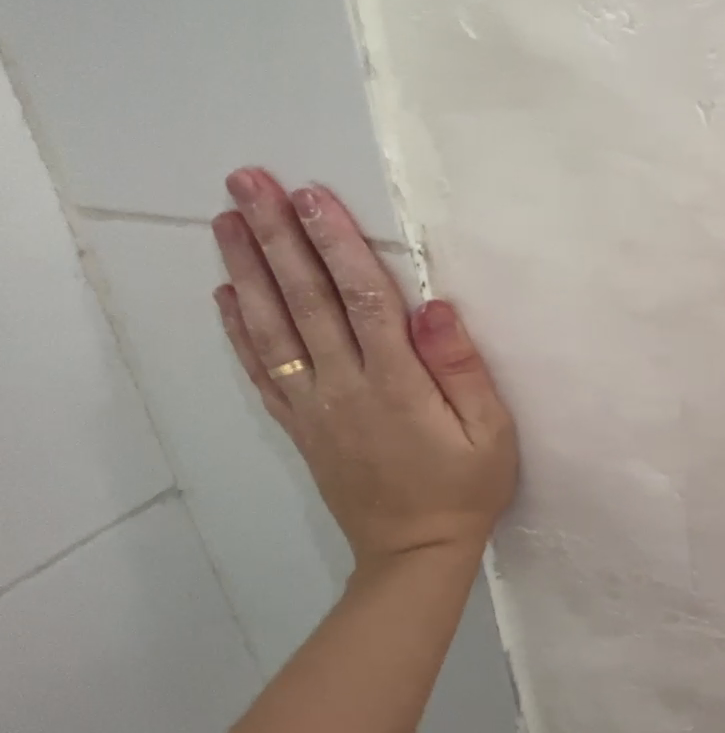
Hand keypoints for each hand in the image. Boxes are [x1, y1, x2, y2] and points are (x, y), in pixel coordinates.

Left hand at [212, 167, 517, 567]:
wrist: (416, 549)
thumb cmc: (469, 485)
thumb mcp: (491, 430)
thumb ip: (461, 368)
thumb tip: (435, 306)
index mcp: (396, 384)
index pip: (363, 300)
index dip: (338, 246)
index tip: (313, 198)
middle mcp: (343, 386)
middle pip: (306, 301)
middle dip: (277, 238)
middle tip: (247, 183)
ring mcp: (313, 406)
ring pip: (272, 328)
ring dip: (247, 270)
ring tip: (225, 220)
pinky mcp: (300, 424)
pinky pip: (260, 369)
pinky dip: (238, 329)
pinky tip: (226, 293)